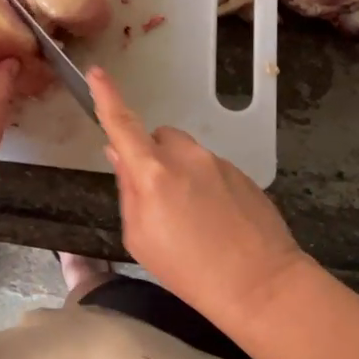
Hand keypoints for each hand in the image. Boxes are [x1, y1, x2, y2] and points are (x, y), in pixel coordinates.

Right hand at [90, 67, 311, 321]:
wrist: (262, 286)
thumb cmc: (190, 271)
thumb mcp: (140, 238)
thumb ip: (127, 191)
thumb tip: (120, 155)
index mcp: (153, 173)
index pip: (122, 124)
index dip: (106, 96)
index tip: (96, 72)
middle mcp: (186, 157)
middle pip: (158, 138)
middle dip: (152, 157)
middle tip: (156, 198)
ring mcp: (218, 162)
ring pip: (185, 154)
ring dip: (179, 173)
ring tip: (191, 217)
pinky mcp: (242, 174)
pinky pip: (210, 169)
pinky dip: (205, 186)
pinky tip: (216, 221)